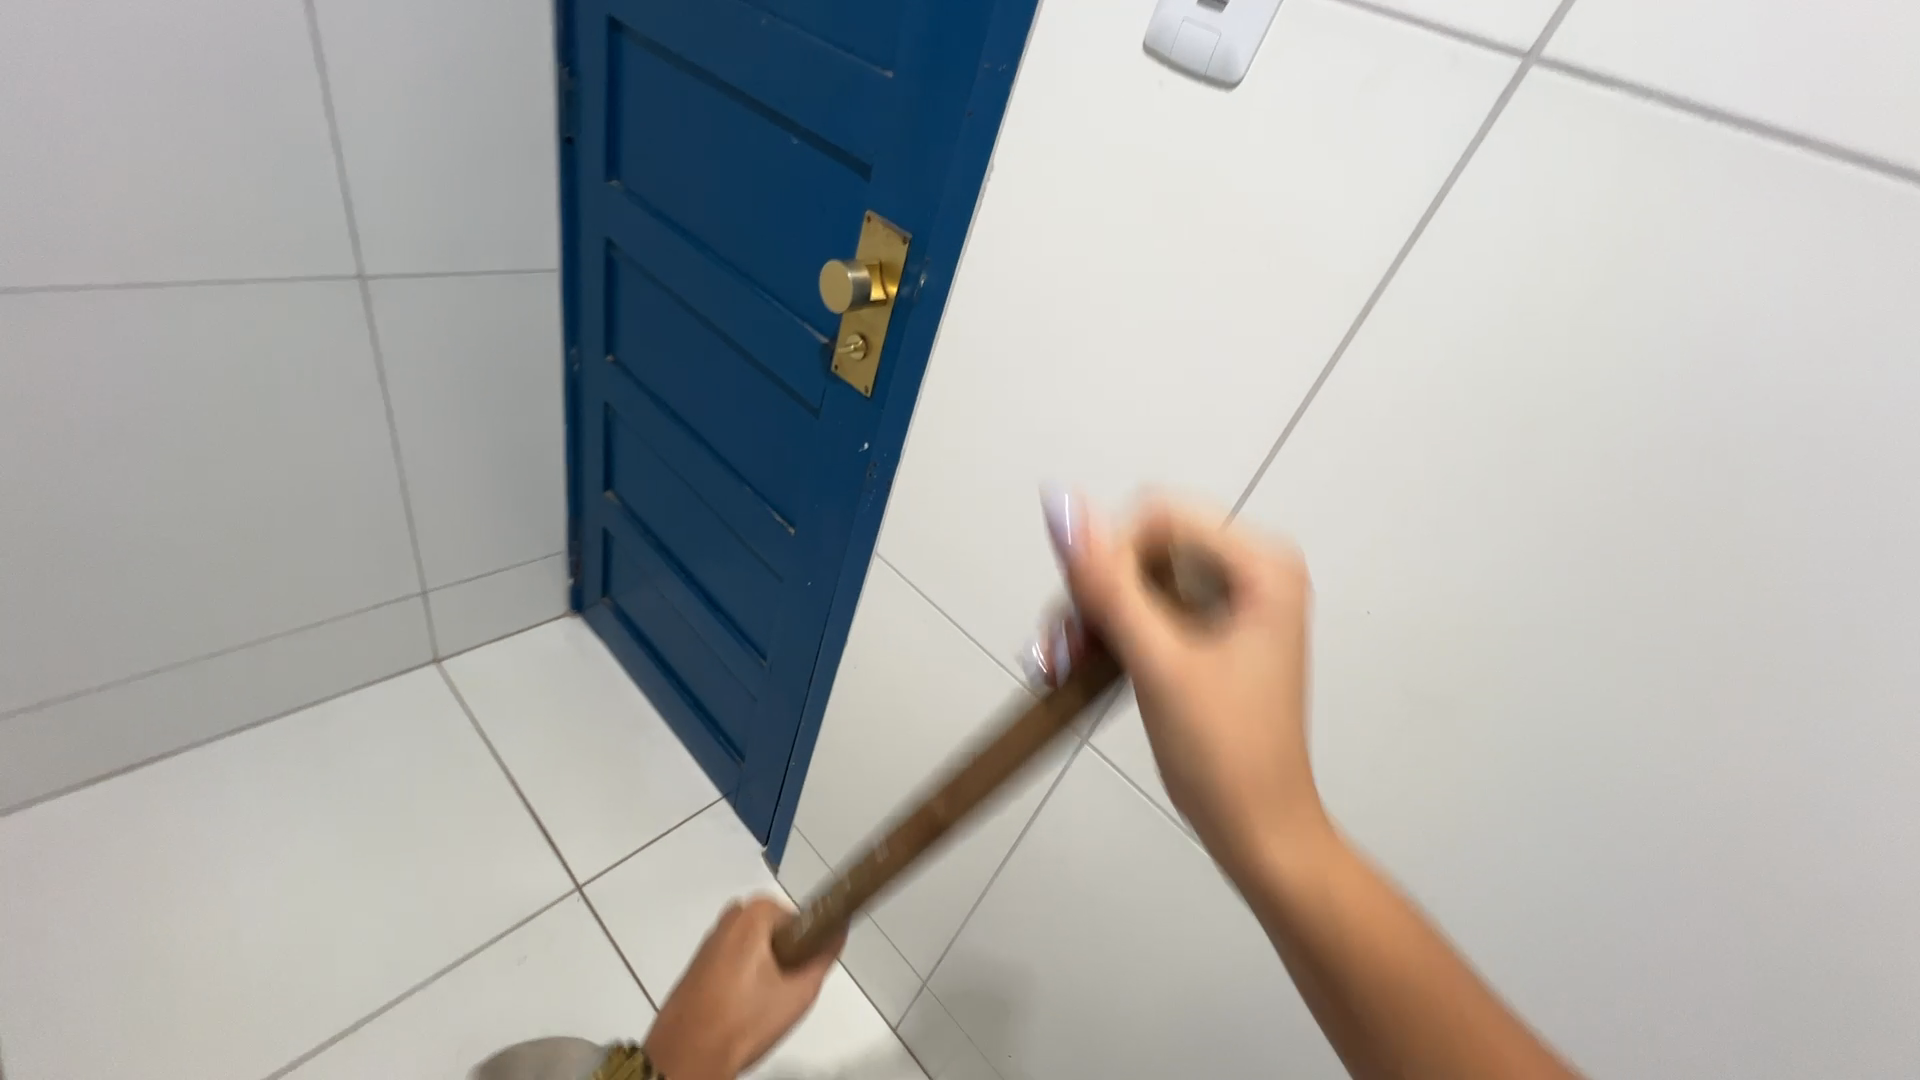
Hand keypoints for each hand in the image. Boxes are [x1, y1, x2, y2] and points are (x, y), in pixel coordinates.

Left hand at [643, 896, 842, 1079]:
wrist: (684, 1061)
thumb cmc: (745, 1021)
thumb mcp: (799, 992)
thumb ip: (825, 956)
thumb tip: (840, 929)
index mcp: (754, 913)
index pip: (798, 921)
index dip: (805, 950)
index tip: (799, 978)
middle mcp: (730, 917)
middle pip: (775, 934)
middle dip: (783, 960)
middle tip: (783, 994)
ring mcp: (709, 941)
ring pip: (754, 950)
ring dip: (762, 972)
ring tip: (761, 1007)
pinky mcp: (695, 965)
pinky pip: (732, 963)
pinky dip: (741, 981)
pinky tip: (741, 1011)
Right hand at [1035, 493, 1326, 873]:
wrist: (1257, 829)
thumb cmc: (1223, 753)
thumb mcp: (1160, 662)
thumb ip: (1108, 583)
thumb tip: (1059, 503)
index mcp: (1260, 564)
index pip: (1158, 518)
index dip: (1107, 558)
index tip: (1082, 617)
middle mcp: (1248, 570)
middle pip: (1142, 547)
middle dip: (1094, 594)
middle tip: (1058, 649)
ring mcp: (1227, 601)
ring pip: (1133, 577)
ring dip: (1090, 616)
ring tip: (1058, 663)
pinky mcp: (1205, 630)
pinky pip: (1142, 607)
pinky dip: (1106, 632)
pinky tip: (1074, 665)